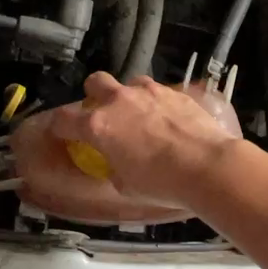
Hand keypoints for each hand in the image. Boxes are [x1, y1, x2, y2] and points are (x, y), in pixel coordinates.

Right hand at [43, 72, 243, 206]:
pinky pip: (159, 92)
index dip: (60, 127)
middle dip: (94, 95)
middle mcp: (120, 101)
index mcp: (99, 126)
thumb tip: (115, 163)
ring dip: (129, 97)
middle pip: (95, 82)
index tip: (62, 133)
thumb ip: (113, 167)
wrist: (207, 166)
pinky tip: (169, 121)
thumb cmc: (161, 183)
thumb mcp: (125, 185)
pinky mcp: (176, 92)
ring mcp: (150, 92)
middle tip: (104, 114)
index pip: (64, 119)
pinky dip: (158, 104)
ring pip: (130, 84)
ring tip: (141, 117)